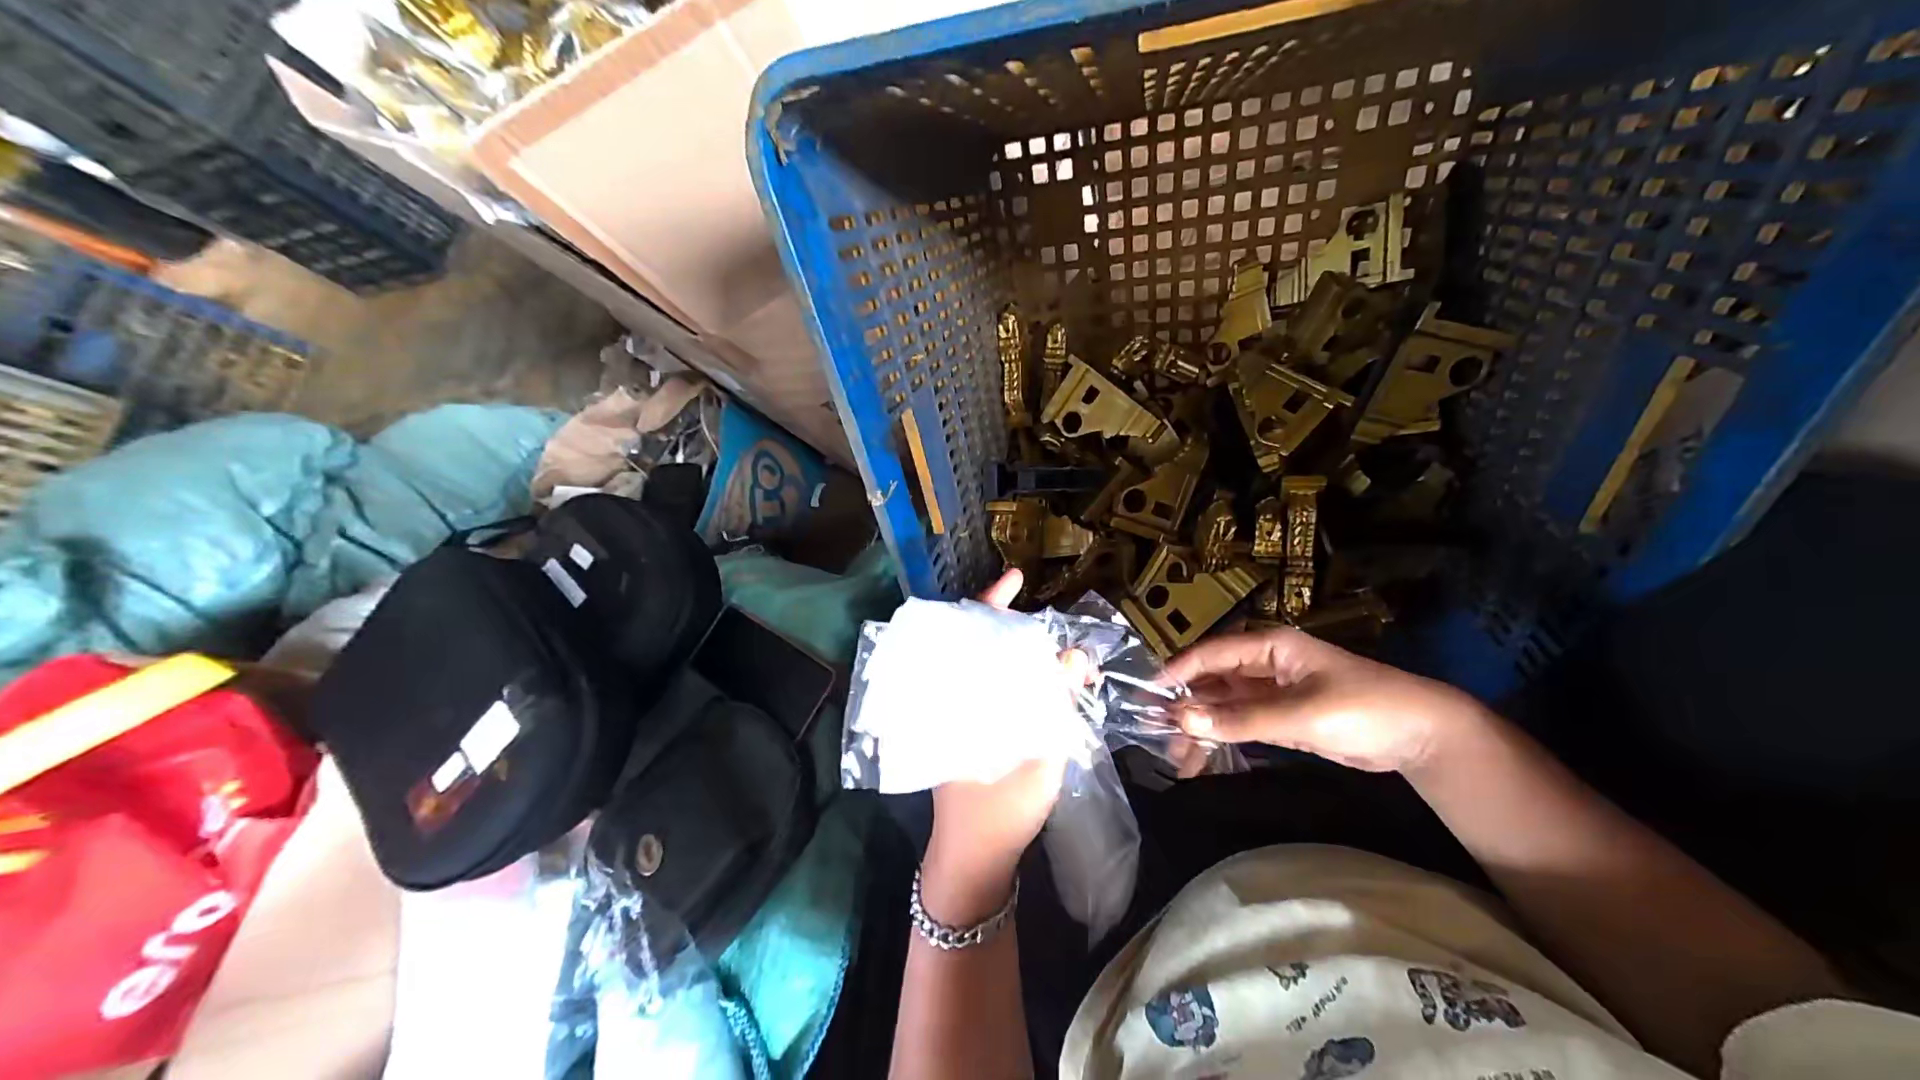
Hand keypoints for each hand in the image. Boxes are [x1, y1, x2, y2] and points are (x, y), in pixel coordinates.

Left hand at [923, 568, 1087, 921]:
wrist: (972, 859)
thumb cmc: (999, 811)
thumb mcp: (1038, 756)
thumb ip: (1056, 705)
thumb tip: (1074, 657)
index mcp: (957, 698)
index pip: (970, 636)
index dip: (991, 603)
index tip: (1016, 578)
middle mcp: (950, 700)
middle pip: (975, 646)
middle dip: (1007, 625)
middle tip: (1043, 615)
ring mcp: (956, 716)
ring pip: (982, 668)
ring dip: (1011, 652)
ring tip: (1046, 641)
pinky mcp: (966, 732)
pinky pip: (988, 689)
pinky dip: (1011, 677)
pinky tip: (1034, 678)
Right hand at [1163, 626, 1489, 773]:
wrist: (1422, 736)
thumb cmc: (1363, 708)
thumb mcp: (1300, 714)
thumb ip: (1240, 719)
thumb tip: (1182, 719)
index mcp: (1270, 646)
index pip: (1212, 652)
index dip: (1179, 670)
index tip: (1148, 692)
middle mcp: (1264, 664)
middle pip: (1213, 679)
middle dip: (1185, 702)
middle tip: (1155, 729)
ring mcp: (1272, 692)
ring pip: (1223, 704)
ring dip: (1200, 723)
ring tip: (1177, 753)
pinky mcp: (1281, 718)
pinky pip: (1240, 723)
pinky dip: (1220, 736)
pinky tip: (1201, 754)